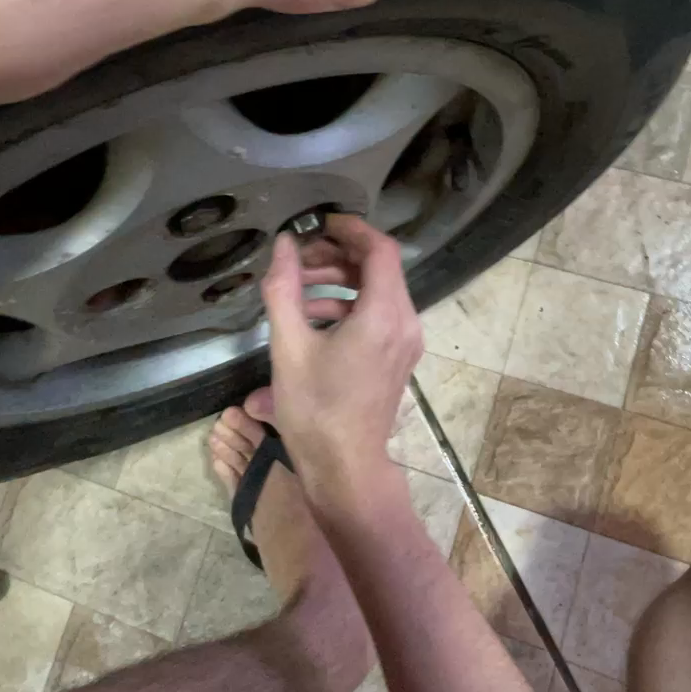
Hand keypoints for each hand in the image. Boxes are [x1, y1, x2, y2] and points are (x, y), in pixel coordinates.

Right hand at [258, 216, 423, 497]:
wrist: (345, 467)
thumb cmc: (314, 410)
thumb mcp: (288, 347)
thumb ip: (284, 289)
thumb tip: (283, 245)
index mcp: (383, 316)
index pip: (380, 250)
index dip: (351, 229)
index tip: (319, 223)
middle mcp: (405, 322)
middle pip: (381, 267)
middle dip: (340, 254)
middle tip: (299, 257)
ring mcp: (407, 341)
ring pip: (380, 290)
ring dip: (342, 279)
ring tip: (299, 285)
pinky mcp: (400, 356)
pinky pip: (380, 314)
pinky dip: (351, 304)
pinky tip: (313, 316)